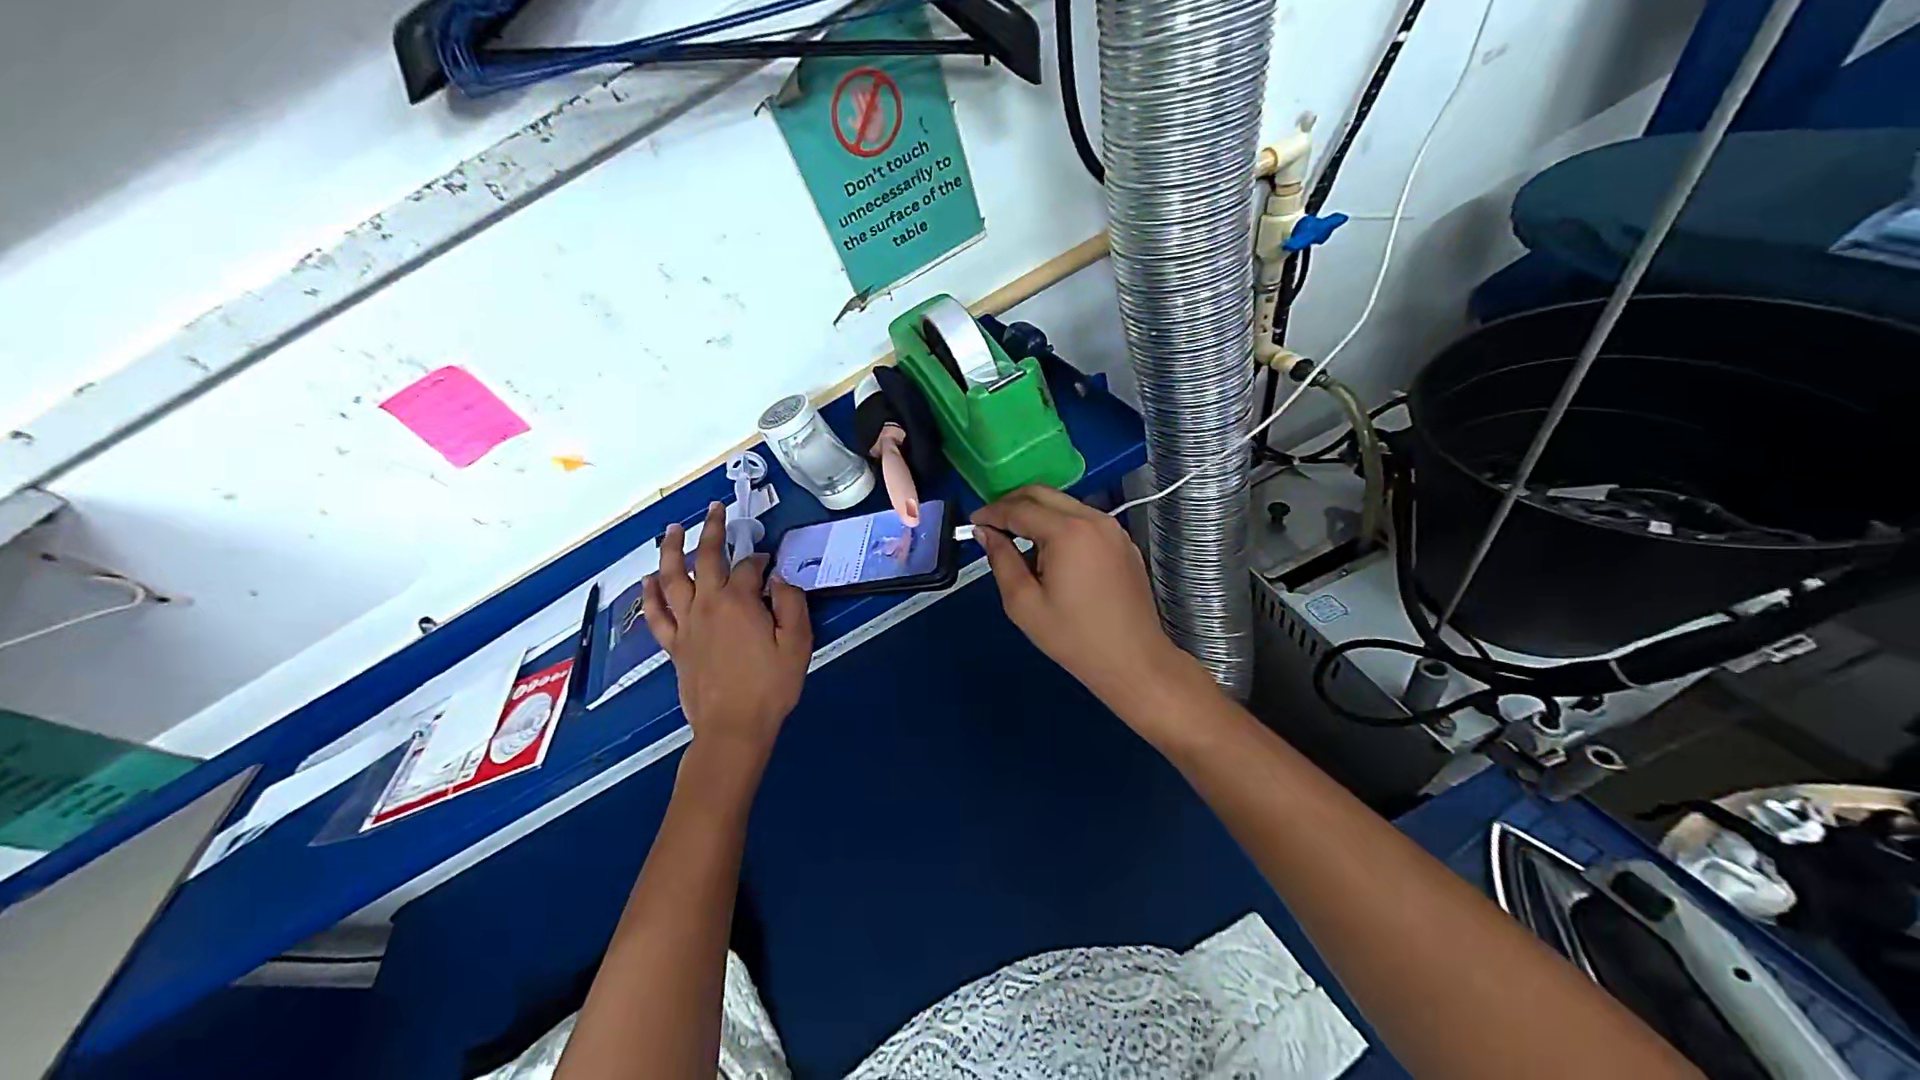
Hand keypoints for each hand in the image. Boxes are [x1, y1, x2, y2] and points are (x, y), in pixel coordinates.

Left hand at [643, 503, 811, 764]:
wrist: (732, 727)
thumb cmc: (770, 686)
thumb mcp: (796, 643)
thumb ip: (791, 604)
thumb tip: (779, 579)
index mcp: (738, 601)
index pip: (749, 566)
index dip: (762, 559)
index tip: (772, 561)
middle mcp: (707, 604)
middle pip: (706, 558)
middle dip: (713, 530)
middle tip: (715, 509)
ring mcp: (686, 624)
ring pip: (672, 577)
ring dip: (671, 549)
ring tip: (672, 529)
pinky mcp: (674, 645)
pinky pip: (656, 614)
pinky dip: (650, 594)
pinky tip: (649, 579)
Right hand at [971, 487, 1205, 723]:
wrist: (1133, 660)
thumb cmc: (1074, 638)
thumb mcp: (1024, 603)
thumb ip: (1001, 560)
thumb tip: (986, 533)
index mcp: (1068, 532)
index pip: (1020, 509)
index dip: (992, 512)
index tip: (974, 522)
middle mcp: (1094, 520)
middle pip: (1043, 495)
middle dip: (1012, 504)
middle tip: (991, 524)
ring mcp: (1113, 529)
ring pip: (1065, 505)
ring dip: (1037, 514)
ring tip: (1016, 541)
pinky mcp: (1123, 543)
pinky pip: (1084, 521)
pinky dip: (1060, 525)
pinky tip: (1049, 553)